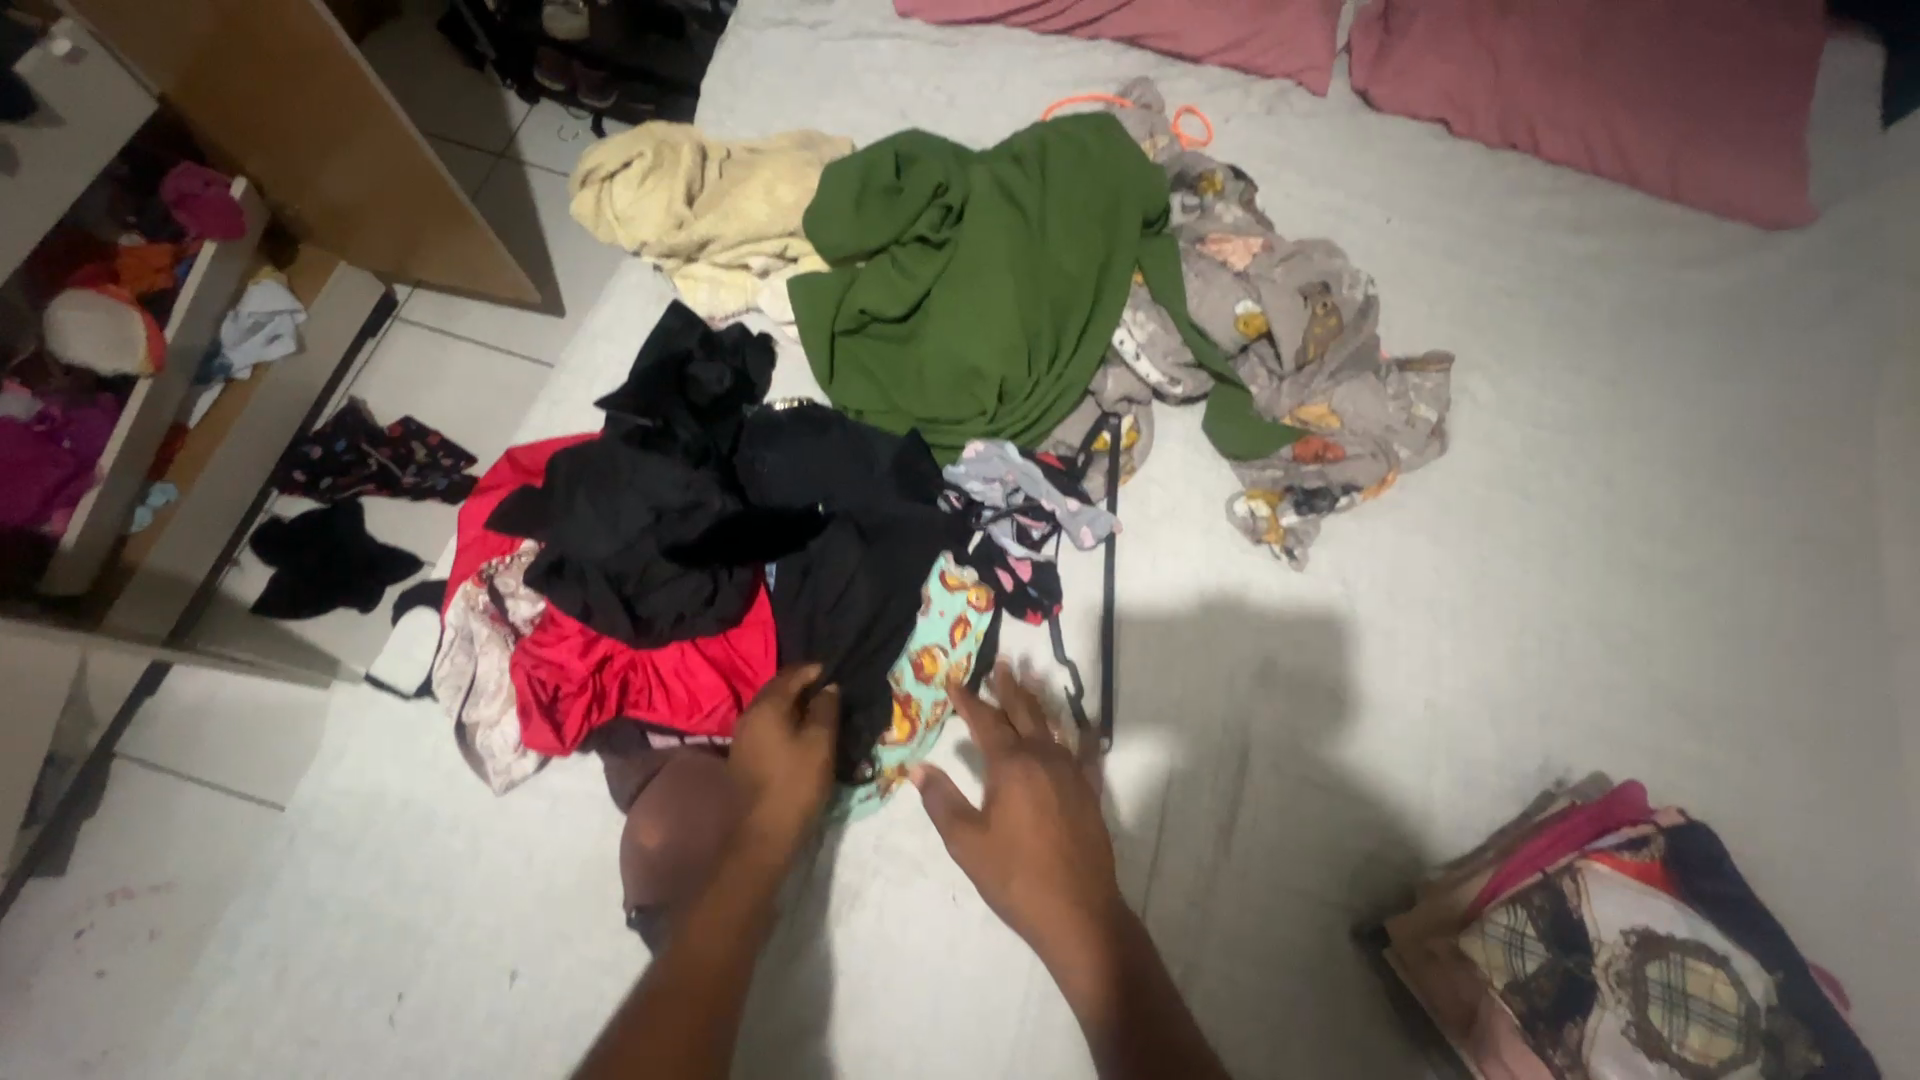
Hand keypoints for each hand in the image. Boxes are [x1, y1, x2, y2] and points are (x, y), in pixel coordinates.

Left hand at [728, 664, 838, 853]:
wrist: (763, 834)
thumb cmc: (796, 783)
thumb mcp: (820, 743)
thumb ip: (825, 709)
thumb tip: (828, 687)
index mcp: (766, 706)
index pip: (791, 674)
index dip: (814, 669)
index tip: (835, 671)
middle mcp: (749, 715)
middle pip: (777, 688)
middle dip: (802, 684)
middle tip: (829, 688)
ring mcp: (743, 737)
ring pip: (771, 708)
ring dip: (793, 704)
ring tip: (819, 709)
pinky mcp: (744, 756)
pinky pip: (767, 725)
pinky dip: (785, 720)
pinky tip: (801, 731)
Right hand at [910, 662, 1124, 963]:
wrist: (1077, 911)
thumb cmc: (1015, 876)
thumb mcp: (966, 842)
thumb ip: (941, 800)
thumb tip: (918, 768)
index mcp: (1011, 765)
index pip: (986, 722)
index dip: (969, 701)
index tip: (954, 682)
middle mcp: (1044, 758)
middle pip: (1024, 713)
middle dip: (1009, 688)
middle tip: (1001, 663)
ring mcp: (1072, 773)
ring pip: (1053, 727)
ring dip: (1038, 703)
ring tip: (1030, 682)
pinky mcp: (1090, 792)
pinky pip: (1086, 753)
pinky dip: (1081, 735)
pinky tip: (1085, 726)